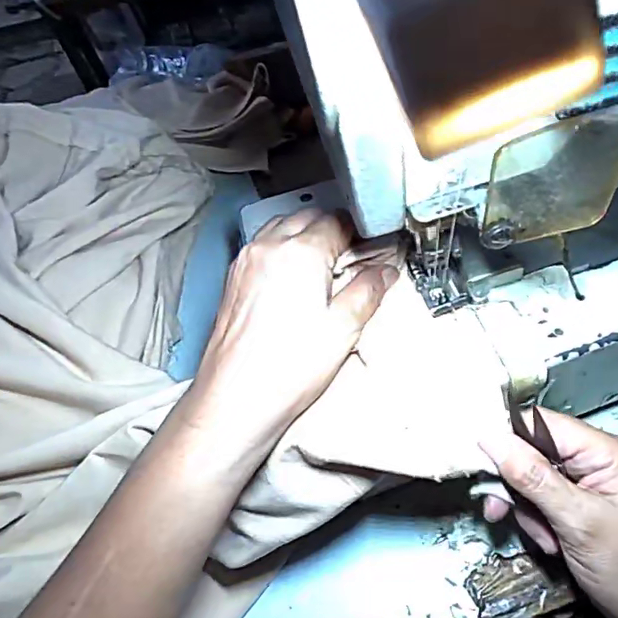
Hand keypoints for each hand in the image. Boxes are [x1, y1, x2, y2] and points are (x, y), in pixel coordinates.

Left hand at [179, 209, 397, 465]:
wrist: (235, 399)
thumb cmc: (285, 370)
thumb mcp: (344, 329)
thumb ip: (368, 291)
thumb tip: (384, 273)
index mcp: (300, 253)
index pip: (338, 222)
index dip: (361, 232)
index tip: (374, 247)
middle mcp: (268, 248)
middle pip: (308, 217)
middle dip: (334, 229)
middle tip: (355, 255)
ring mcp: (246, 263)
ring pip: (282, 227)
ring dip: (305, 234)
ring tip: (325, 264)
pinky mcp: (233, 280)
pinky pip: (262, 247)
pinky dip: (283, 249)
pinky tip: (296, 278)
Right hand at [479, 413, 617, 617]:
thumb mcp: (577, 521)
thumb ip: (533, 478)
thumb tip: (492, 438)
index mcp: (605, 450)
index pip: (543, 422)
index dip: (507, 436)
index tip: (478, 458)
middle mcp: (596, 456)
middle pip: (533, 449)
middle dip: (516, 483)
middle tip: (499, 510)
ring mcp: (588, 479)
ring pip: (532, 476)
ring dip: (528, 509)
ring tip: (546, 540)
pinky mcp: (579, 501)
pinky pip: (542, 497)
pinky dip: (537, 520)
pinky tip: (550, 542)